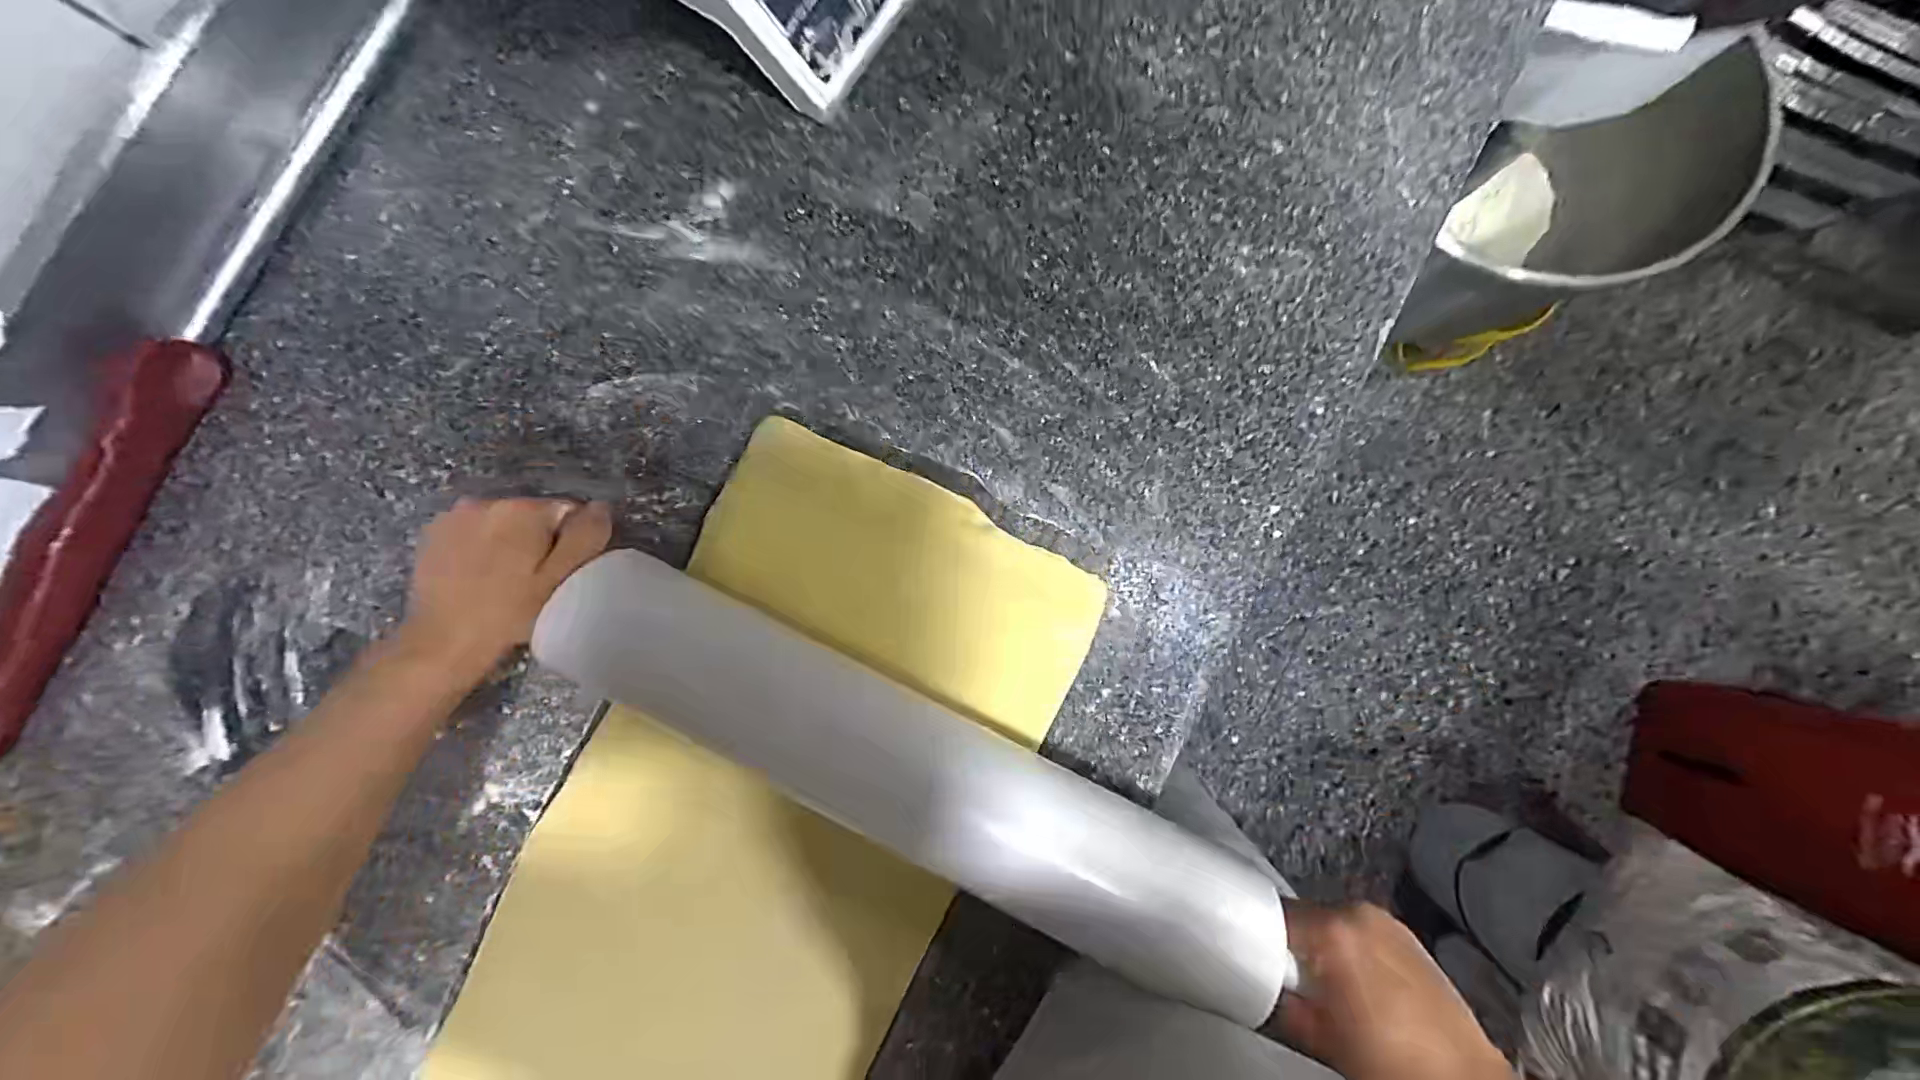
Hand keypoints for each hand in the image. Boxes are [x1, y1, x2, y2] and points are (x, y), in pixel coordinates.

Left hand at [398, 497, 612, 680]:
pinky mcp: (434, 532)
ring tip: (508, 577)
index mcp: (523, 510)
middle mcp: (486, 502)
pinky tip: (481, 573)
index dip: (572, 540)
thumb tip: (600, 506)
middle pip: (533, 513)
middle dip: (541, 538)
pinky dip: (483, 544)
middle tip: (537, 577)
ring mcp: (455, 515)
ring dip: (511, 540)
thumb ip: (585, 537)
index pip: (568, 510)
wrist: (443, 642)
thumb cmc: (511, 613)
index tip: (561, 569)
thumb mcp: (560, 579)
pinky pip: (475, 529)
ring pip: (503, 521)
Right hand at [1268, 902, 1509, 1079]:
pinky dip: (1346, 949)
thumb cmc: (1394, 1066)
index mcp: (1332, 928)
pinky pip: (1356, 930)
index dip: (1256, 938)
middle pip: (1299, 915)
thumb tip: (1255, 983)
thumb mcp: (1316, 1035)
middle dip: (1288, 945)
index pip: (1270, 915)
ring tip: (1325, 989)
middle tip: (1289, 984)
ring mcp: (1385, 921)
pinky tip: (1354, 986)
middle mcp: (1358, 912)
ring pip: (1327, 921)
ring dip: (1317, 946)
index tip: (1253, 962)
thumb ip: (1276, 999)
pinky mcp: (1405, 936)